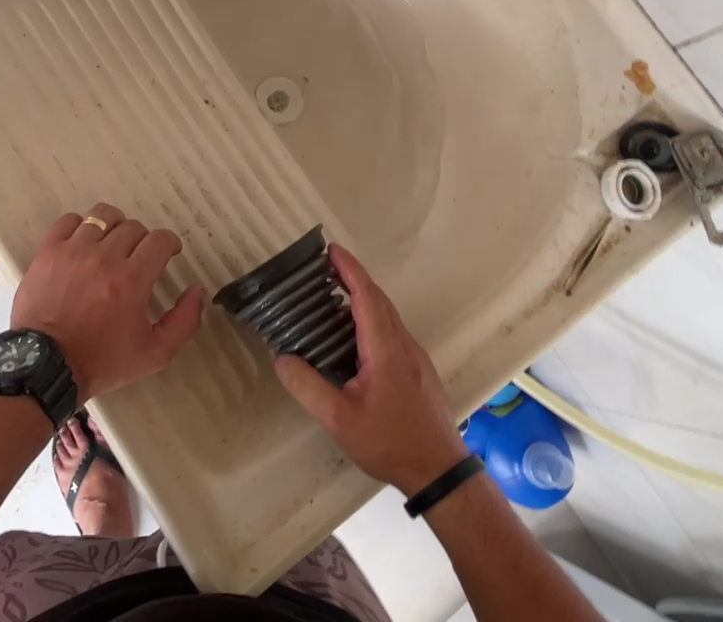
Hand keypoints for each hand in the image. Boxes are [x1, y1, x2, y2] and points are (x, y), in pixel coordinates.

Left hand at [10, 204, 205, 400]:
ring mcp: (73, 251)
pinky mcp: (48, 252)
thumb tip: (197, 291)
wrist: (47, 367)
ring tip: (111, 243)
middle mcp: (104, 257)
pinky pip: (69, 221)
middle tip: (138, 258)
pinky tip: (83, 243)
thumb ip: (184, 322)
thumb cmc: (102, 361)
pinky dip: (80, 226)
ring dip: (114, 227)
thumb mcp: (155, 353)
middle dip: (143, 240)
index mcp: (132, 279)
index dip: (169, 243)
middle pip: (133, 227)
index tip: (168, 253)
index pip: (160, 240)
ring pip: (102, 216)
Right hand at [274, 244, 468, 494]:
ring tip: (335, 294)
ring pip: (389, 315)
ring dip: (364, 297)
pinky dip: (373, 316)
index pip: (366, 296)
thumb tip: (282, 358)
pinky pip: (393, 330)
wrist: (440, 471)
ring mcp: (415, 357)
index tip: (331, 249)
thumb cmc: (389, 443)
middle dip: (354, 277)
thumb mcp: (339, 420)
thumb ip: (308, 387)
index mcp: (385, 349)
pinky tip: (356, 333)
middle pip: (379, 299)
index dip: (349, 270)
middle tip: (325, 266)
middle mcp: (404, 344)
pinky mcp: (419, 370)